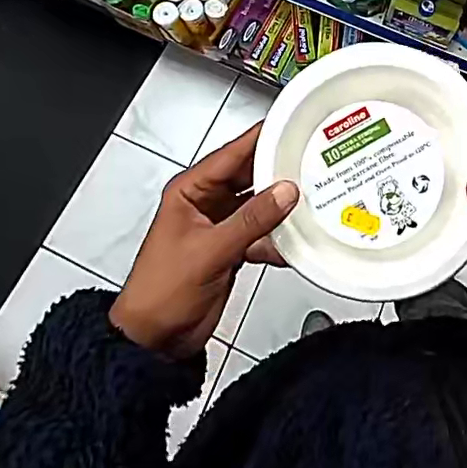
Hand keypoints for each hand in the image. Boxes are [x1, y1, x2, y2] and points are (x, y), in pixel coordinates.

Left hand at [109, 123, 297, 358]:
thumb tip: (285, 192)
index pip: (233, 153)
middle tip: (311, 161)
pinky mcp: (234, 245)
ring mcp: (222, 223)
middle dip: (280, 170)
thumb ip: (251, 220)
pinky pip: (265, 229)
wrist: (155, 341)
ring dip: (283, 205)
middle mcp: (207, 201)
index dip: (262, 137)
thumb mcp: (209, 250)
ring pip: (262, 202)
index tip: (291, 125)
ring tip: (311, 197)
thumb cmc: (158, 293)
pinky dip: (280, 235)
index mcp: (190, 190)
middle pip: (252, 174)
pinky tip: (295, 239)